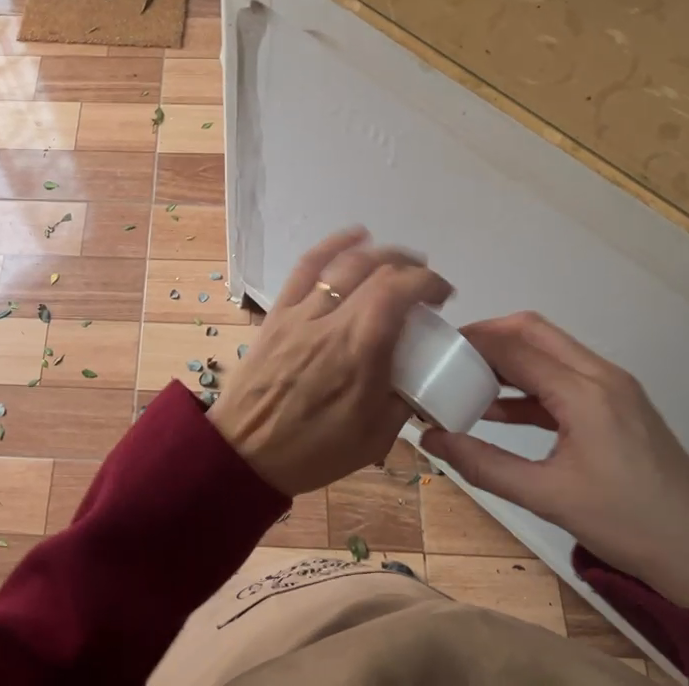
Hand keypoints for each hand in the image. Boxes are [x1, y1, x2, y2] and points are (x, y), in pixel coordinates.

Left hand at [208, 228, 452, 497]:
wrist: (246, 452)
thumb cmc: (313, 451)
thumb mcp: (375, 437)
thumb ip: (404, 400)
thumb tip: (423, 379)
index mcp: (359, 353)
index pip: (399, 293)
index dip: (428, 283)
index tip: (443, 296)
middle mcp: (330, 322)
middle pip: (375, 271)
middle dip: (409, 267)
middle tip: (425, 283)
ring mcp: (300, 313)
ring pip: (343, 264)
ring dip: (379, 254)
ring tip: (398, 260)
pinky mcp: (278, 312)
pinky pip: (305, 268)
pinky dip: (332, 246)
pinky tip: (355, 236)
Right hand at [419, 313, 688, 609]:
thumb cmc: (626, 523)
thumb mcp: (548, 497)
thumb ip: (484, 464)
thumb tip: (429, 440)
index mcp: (585, 393)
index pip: (514, 348)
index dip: (469, 344)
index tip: (431, 351)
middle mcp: (601, 376)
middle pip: (533, 331)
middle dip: (487, 337)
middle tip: (446, 356)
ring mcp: (614, 387)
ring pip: (550, 349)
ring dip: (509, 357)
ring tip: (464, 378)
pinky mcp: (619, 403)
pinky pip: (565, 374)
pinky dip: (530, 381)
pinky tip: (499, 408)